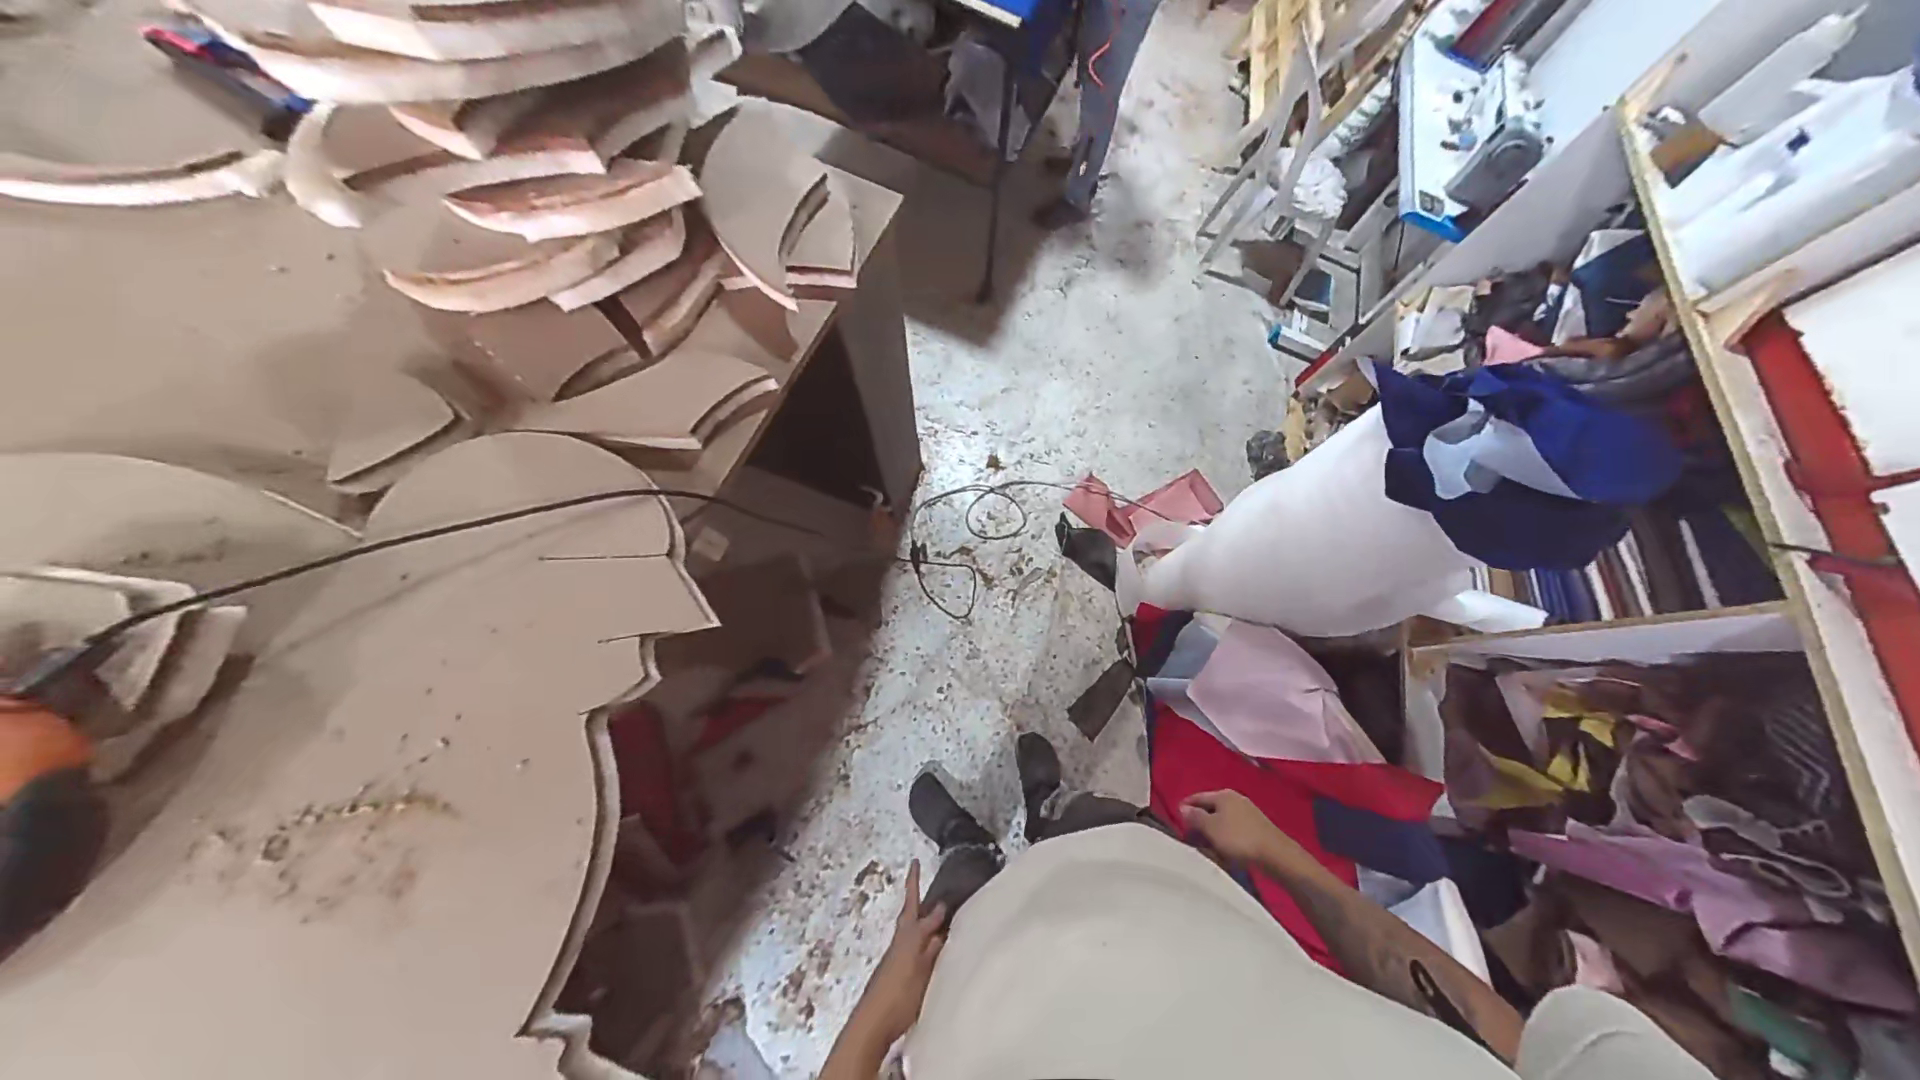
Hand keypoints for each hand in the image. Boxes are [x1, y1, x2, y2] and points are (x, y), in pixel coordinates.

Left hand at [849, 860, 946, 1045]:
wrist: (872, 1024)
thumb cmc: (900, 994)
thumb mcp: (920, 964)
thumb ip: (930, 938)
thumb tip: (940, 910)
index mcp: (907, 935)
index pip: (912, 901)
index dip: (914, 882)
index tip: (915, 861)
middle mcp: (900, 941)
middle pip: (909, 913)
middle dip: (915, 896)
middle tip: (921, 878)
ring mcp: (897, 957)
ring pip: (910, 928)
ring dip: (920, 918)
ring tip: (935, 914)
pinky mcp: (896, 973)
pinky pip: (912, 945)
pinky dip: (921, 938)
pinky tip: (929, 948)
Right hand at [1181, 790, 1302, 868]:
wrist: (1276, 855)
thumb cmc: (1238, 839)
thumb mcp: (1210, 828)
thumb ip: (1194, 817)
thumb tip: (1183, 808)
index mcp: (1223, 795)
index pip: (1197, 797)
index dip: (1185, 809)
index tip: (1177, 824)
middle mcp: (1235, 800)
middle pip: (1210, 810)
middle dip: (1200, 825)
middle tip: (1193, 841)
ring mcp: (1248, 813)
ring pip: (1222, 823)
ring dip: (1213, 836)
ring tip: (1210, 851)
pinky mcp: (1257, 828)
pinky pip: (1234, 832)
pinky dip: (1226, 841)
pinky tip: (1226, 854)